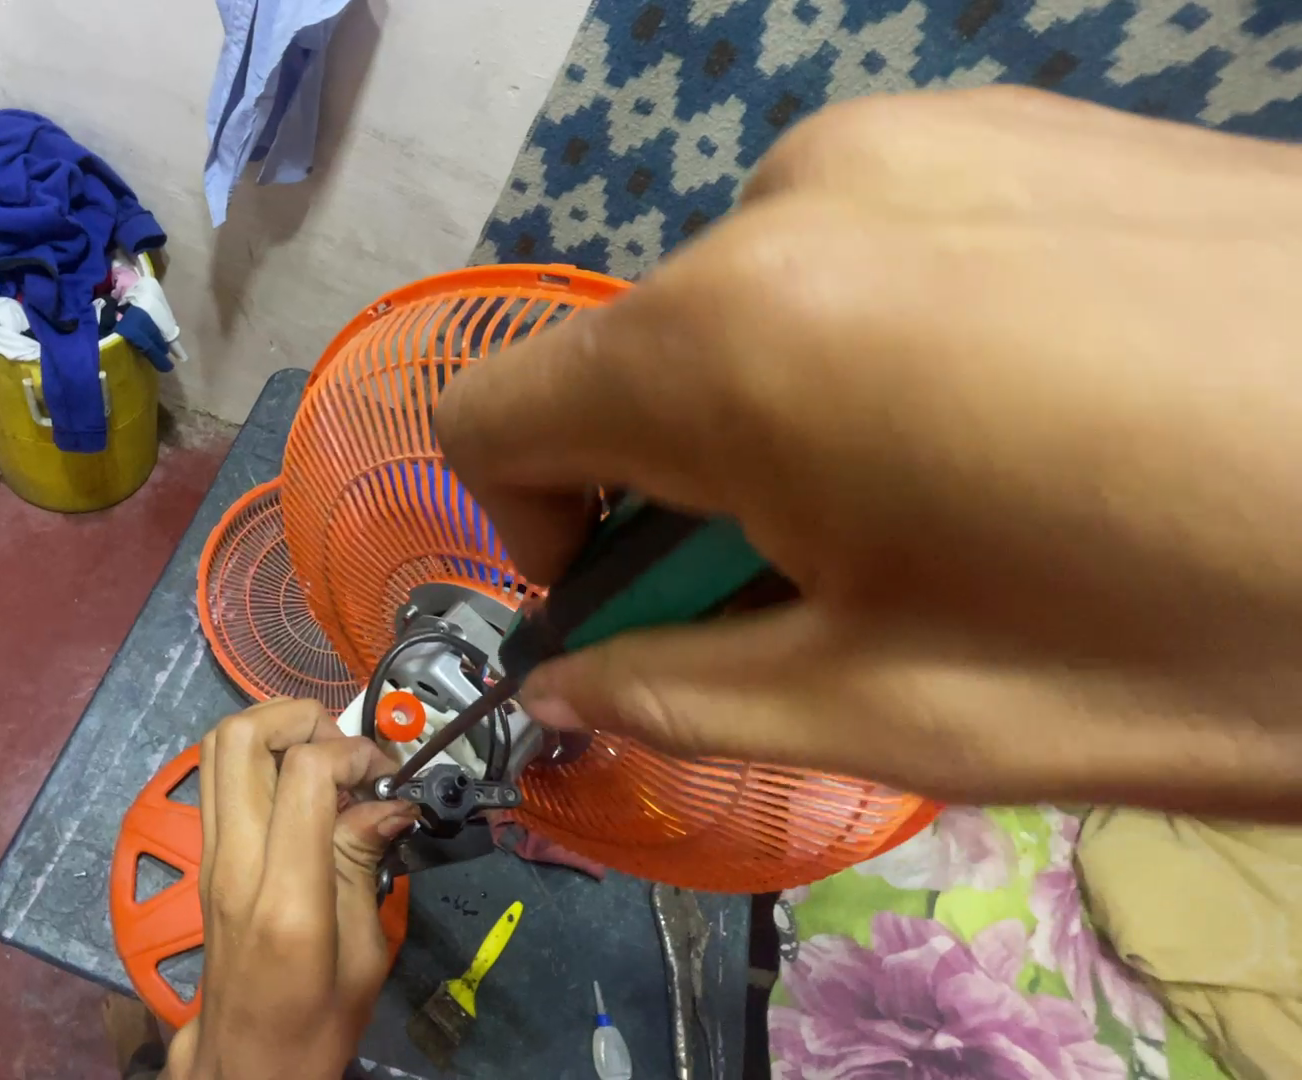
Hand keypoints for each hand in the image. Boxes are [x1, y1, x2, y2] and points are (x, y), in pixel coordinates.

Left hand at [162, 700, 414, 1079]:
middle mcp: (235, 860)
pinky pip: (218, 772)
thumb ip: (364, 861)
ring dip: (274, 725)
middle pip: (241, 737)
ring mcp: (210, 852)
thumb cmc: (314, 1023)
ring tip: (322, 751)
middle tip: (343, 746)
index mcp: (286, 896)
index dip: (352, 752)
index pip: (304, 774)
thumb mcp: (364, 952)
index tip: (383, 774)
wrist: (245, 1063)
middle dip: (301, 716)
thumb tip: (389, 799)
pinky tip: (298, 777)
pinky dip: (259, 750)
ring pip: (219, 744)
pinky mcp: (205, 851)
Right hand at [436, 86, 1301, 818]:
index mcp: (717, 346)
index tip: (634, 584)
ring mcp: (875, 142)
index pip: (488, 418)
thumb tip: (550, 689)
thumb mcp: (888, 712)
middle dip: (651, 484)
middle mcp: (768, 208)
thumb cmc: (1205, 629)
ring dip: (735, 418)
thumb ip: (666, 696)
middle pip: (597, 378)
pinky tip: (965, 396)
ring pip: (696, 322)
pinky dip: (815, 344)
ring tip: (901, 481)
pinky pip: (798, 258)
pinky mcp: (967, 124)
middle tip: (795, 562)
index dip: (528, 523)